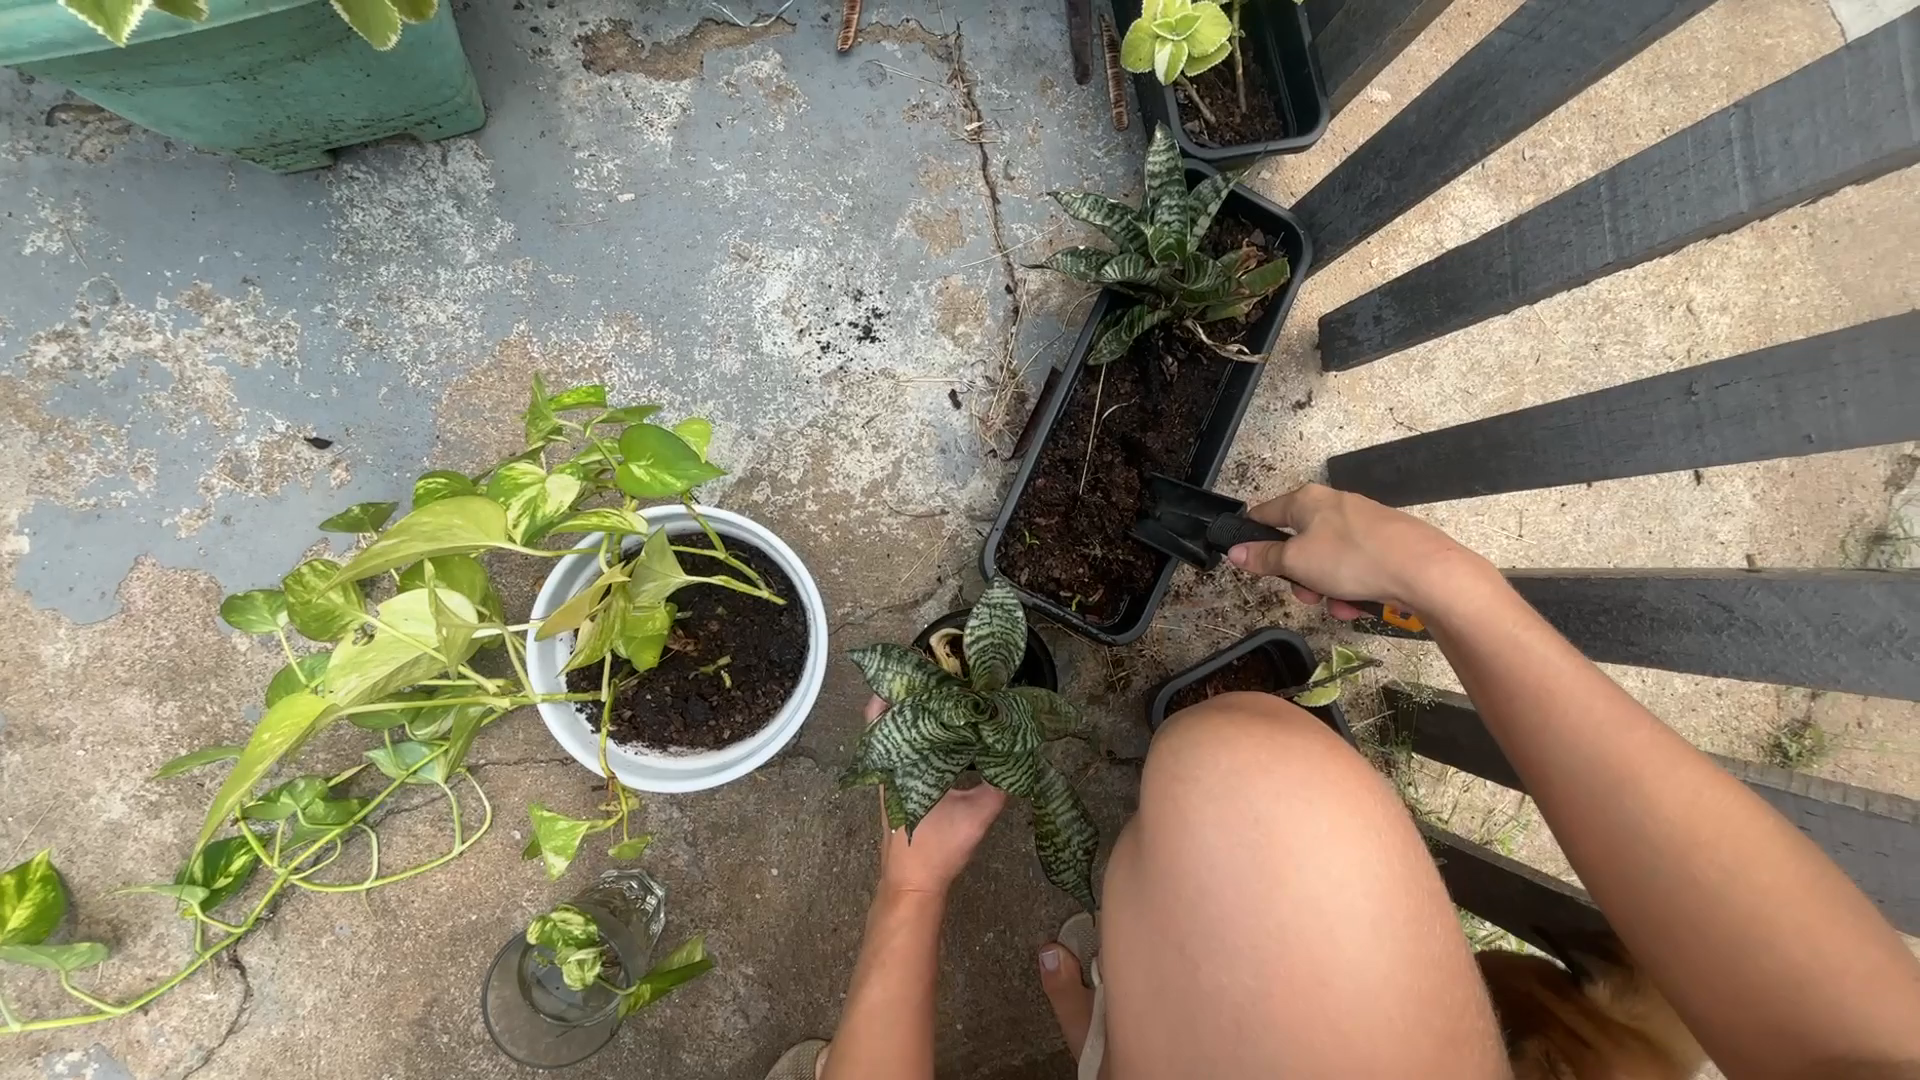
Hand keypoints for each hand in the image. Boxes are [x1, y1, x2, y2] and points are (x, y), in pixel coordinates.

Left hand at [863, 696, 1008, 897]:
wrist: (913, 888)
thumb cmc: (935, 850)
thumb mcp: (974, 815)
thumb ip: (999, 786)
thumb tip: (1022, 757)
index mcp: (897, 765)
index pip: (883, 715)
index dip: (894, 689)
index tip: (919, 670)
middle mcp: (888, 767)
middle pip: (889, 721)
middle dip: (911, 697)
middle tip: (940, 678)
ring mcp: (891, 781)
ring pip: (897, 738)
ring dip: (915, 718)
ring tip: (946, 700)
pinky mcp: (899, 793)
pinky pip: (904, 755)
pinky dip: (920, 740)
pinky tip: (945, 737)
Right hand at [1225, 483, 1489, 617]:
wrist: (1426, 572)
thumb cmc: (1353, 558)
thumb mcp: (1295, 562)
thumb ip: (1262, 558)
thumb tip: (1235, 551)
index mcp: (1307, 500)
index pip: (1263, 514)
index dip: (1251, 538)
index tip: (1248, 561)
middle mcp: (1334, 504)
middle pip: (1297, 542)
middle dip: (1296, 574)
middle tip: (1304, 593)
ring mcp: (1362, 523)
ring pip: (1326, 559)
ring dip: (1324, 586)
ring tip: (1336, 604)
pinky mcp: (1385, 543)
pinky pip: (1353, 566)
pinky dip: (1350, 587)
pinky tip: (1357, 604)